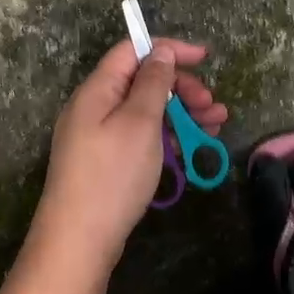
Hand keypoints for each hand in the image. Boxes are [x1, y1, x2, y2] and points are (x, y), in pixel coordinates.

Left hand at [32, 38, 225, 268]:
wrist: (78, 243)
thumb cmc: (112, 176)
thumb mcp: (140, 122)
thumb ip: (153, 82)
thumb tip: (161, 52)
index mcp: (98, 90)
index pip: (132, 51)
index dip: (168, 49)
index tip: (204, 58)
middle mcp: (94, 108)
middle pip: (142, 81)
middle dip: (181, 86)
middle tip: (211, 104)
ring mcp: (98, 137)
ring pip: (146, 110)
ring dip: (182, 112)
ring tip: (216, 125)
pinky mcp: (106, 162)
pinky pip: (141, 135)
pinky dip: (168, 134)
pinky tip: (192, 145)